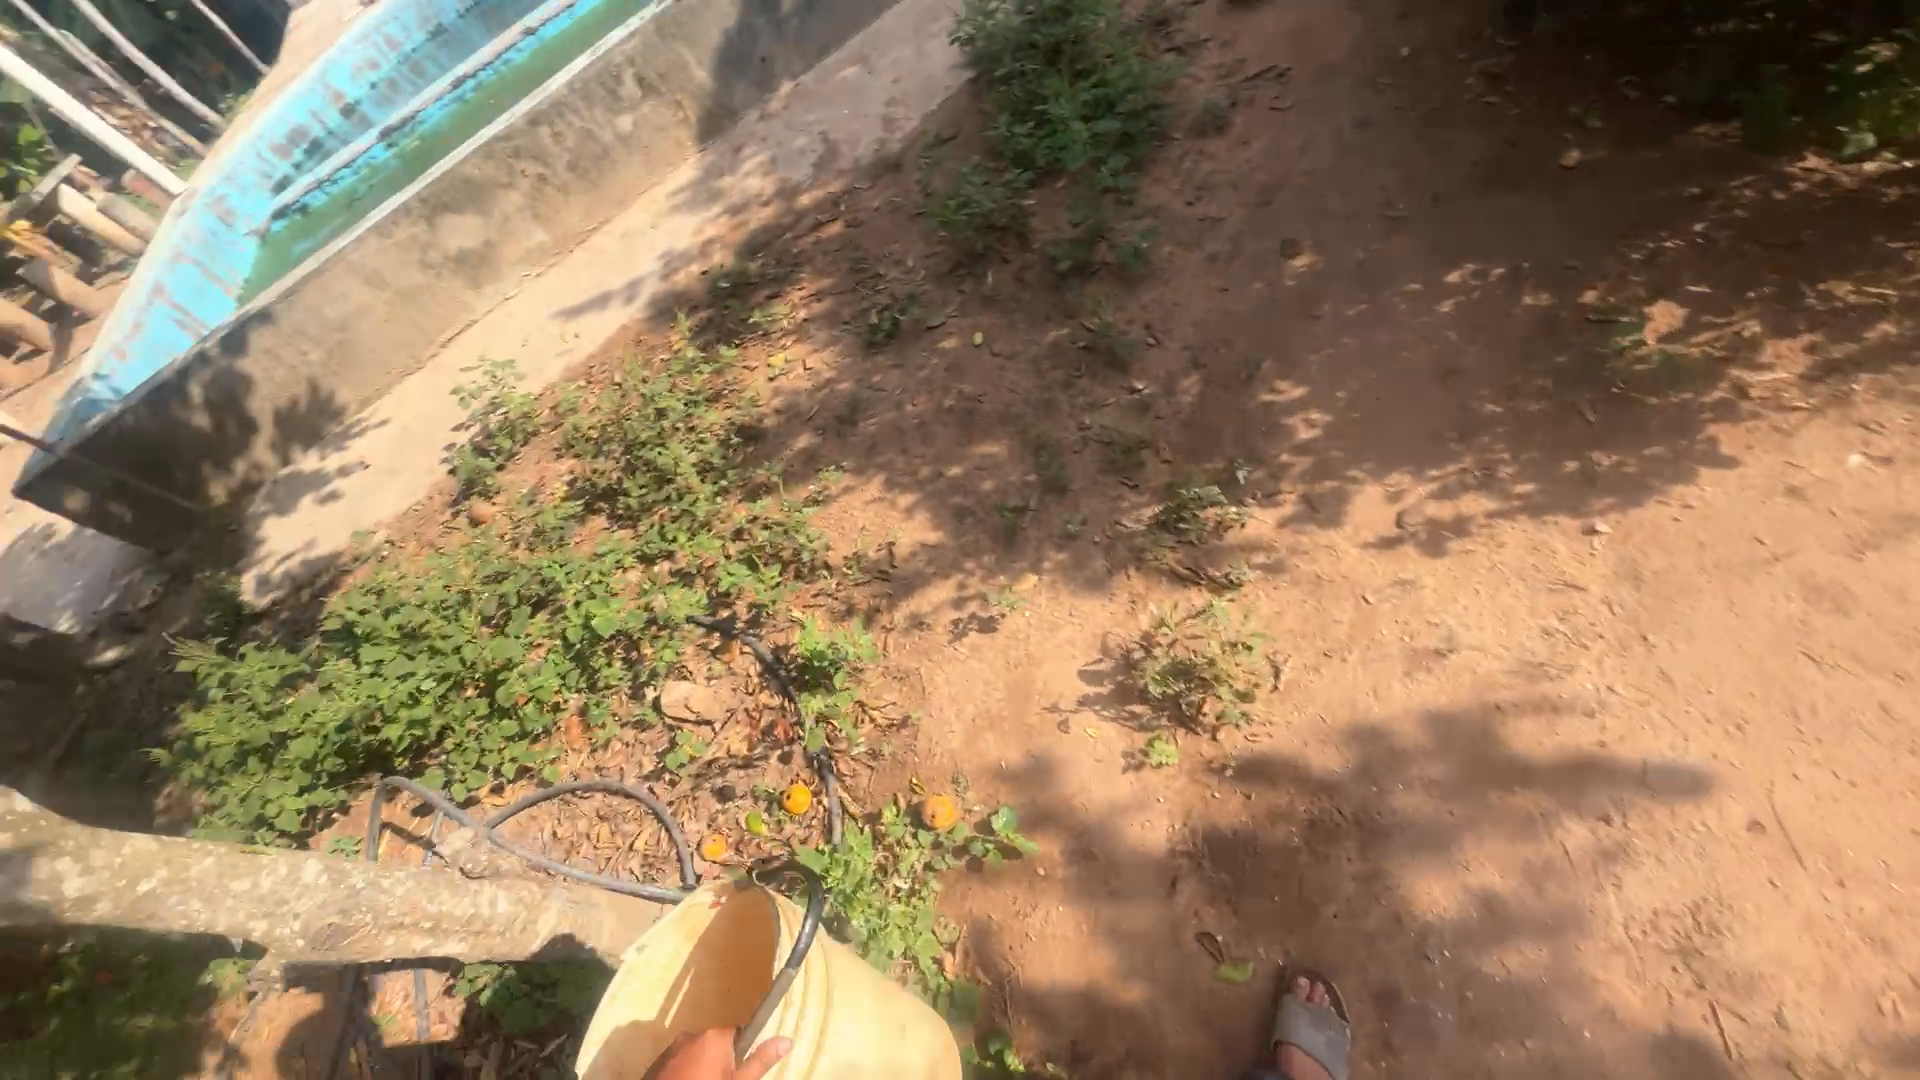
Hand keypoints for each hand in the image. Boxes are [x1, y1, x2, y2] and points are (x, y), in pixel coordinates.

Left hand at [642, 1028, 791, 1079]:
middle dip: (717, 1064)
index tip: (735, 1073)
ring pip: (693, 1056)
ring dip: (697, 1070)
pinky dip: (680, 1076)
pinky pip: (675, 1066)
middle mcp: (692, 1036)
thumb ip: (760, 1061)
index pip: (737, 1034)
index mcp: (715, 1037)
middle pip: (714, 1045)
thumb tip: (787, 1039)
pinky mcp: (654, 1066)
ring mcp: (669, 1050)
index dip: (738, 1055)